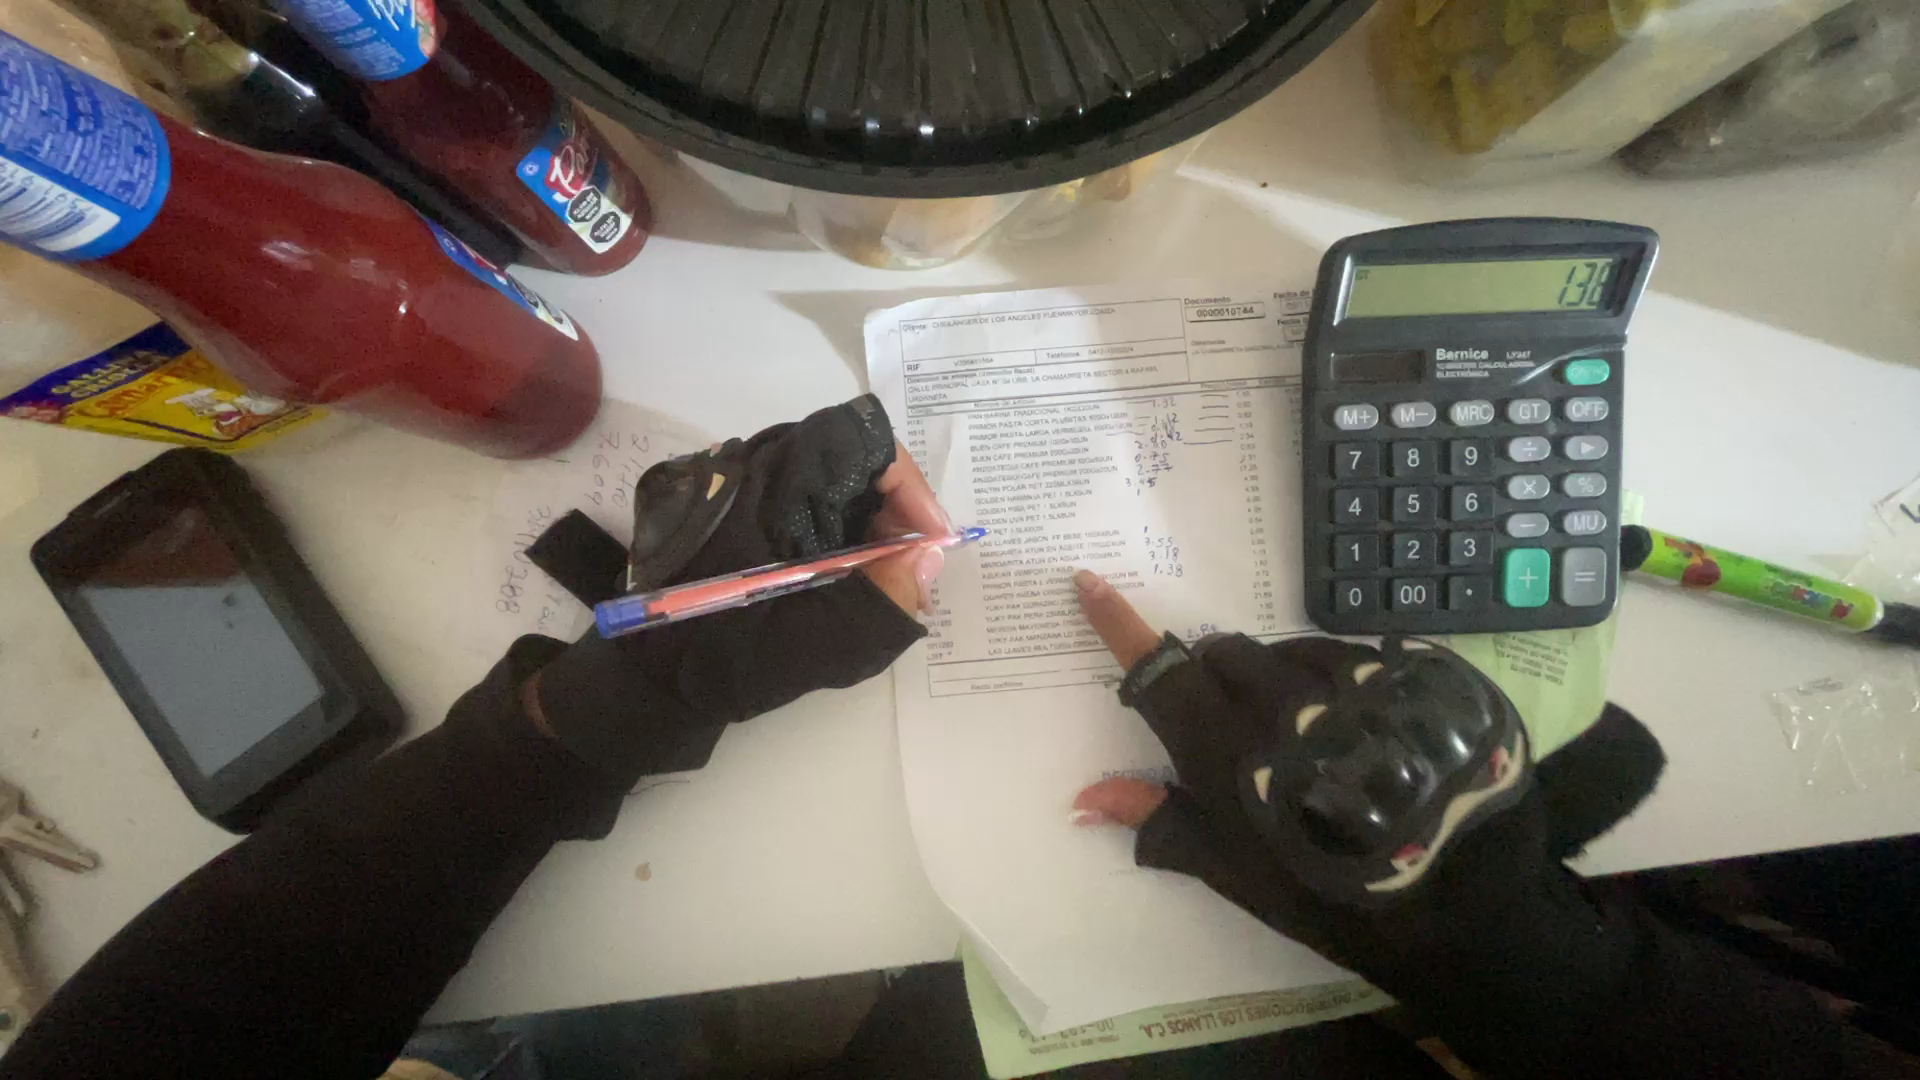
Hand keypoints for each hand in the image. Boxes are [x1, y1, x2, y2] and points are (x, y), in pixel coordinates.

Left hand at [528, 396, 951, 783]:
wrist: (642, 679)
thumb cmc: (720, 659)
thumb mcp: (812, 644)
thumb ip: (880, 600)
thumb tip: (931, 555)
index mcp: (772, 488)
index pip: (862, 442)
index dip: (909, 486)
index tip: (931, 541)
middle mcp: (760, 470)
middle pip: (856, 463)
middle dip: (899, 513)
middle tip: (915, 569)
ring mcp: (749, 488)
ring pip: (838, 485)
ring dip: (876, 526)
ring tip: (887, 581)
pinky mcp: (746, 512)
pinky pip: (815, 505)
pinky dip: (847, 535)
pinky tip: (853, 579)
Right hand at [1064, 570, 1665, 978]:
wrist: (1473, 920)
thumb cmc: (1332, 899)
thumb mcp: (1236, 872)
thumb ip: (1159, 821)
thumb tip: (1084, 799)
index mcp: (1231, 753)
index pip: (1160, 673)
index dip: (1118, 625)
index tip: (1089, 581)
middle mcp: (1285, 707)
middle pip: (1221, 653)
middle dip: (1209, 672)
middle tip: (1226, 717)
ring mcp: (1351, 688)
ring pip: (1282, 650)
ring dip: (1272, 675)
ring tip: (1300, 728)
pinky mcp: (1407, 681)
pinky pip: (1344, 655)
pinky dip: (1327, 676)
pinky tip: (1350, 719)